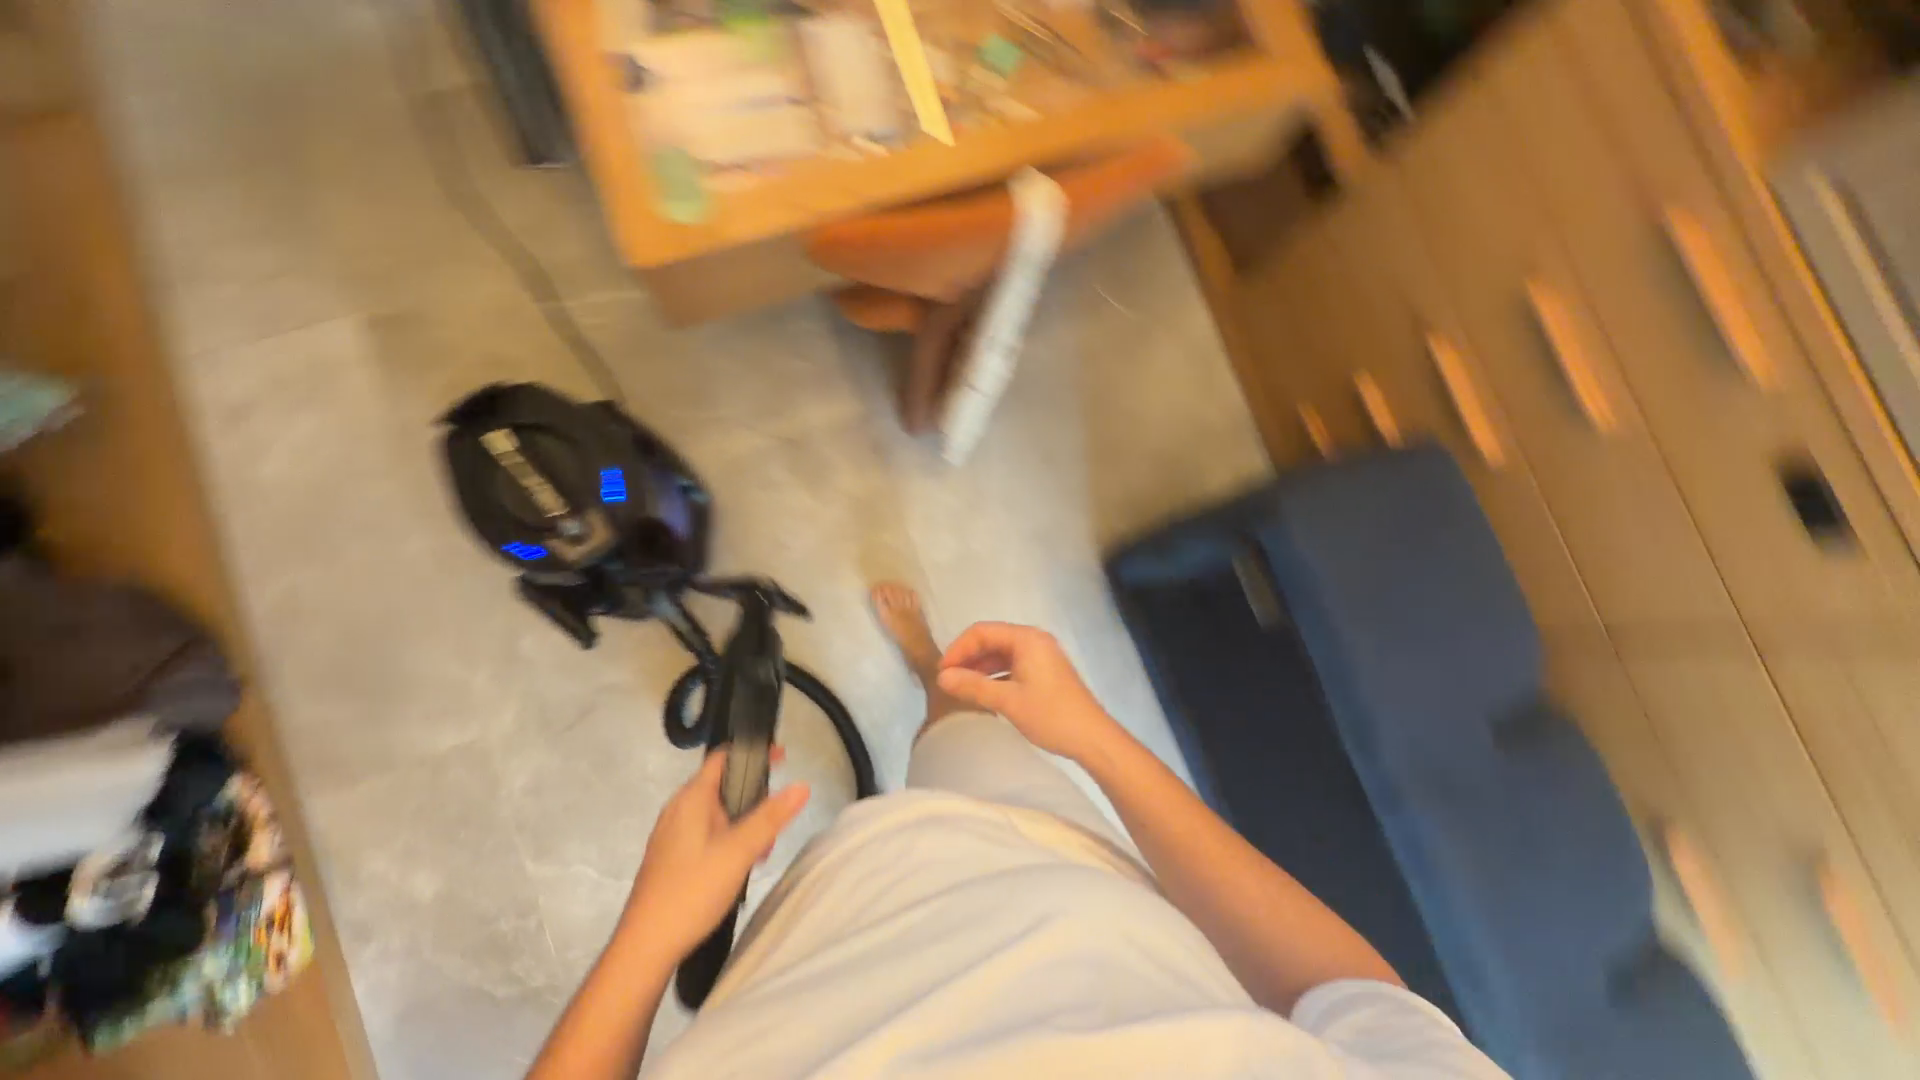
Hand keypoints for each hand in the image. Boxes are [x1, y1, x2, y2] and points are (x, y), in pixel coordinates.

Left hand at [620, 749, 809, 962]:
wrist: (646, 946)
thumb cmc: (692, 890)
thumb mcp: (738, 852)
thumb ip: (770, 817)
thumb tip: (802, 785)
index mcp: (691, 798)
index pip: (723, 757)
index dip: (753, 753)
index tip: (784, 759)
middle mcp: (678, 810)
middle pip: (723, 787)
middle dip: (754, 799)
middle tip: (776, 825)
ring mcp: (672, 836)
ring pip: (717, 815)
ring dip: (744, 825)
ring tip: (760, 854)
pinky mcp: (672, 859)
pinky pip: (707, 836)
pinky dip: (729, 842)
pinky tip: (738, 869)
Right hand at [936, 622, 1127, 764]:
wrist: (1092, 738)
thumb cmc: (1051, 715)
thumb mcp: (1008, 701)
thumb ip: (973, 686)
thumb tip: (942, 677)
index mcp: (1027, 639)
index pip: (982, 632)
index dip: (958, 649)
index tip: (942, 672)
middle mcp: (1034, 640)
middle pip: (991, 640)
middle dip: (967, 658)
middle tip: (948, 681)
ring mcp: (1042, 656)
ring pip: (1001, 654)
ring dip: (980, 668)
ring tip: (961, 689)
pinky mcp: (1045, 672)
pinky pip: (1012, 666)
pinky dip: (995, 676)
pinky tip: (984, 693)